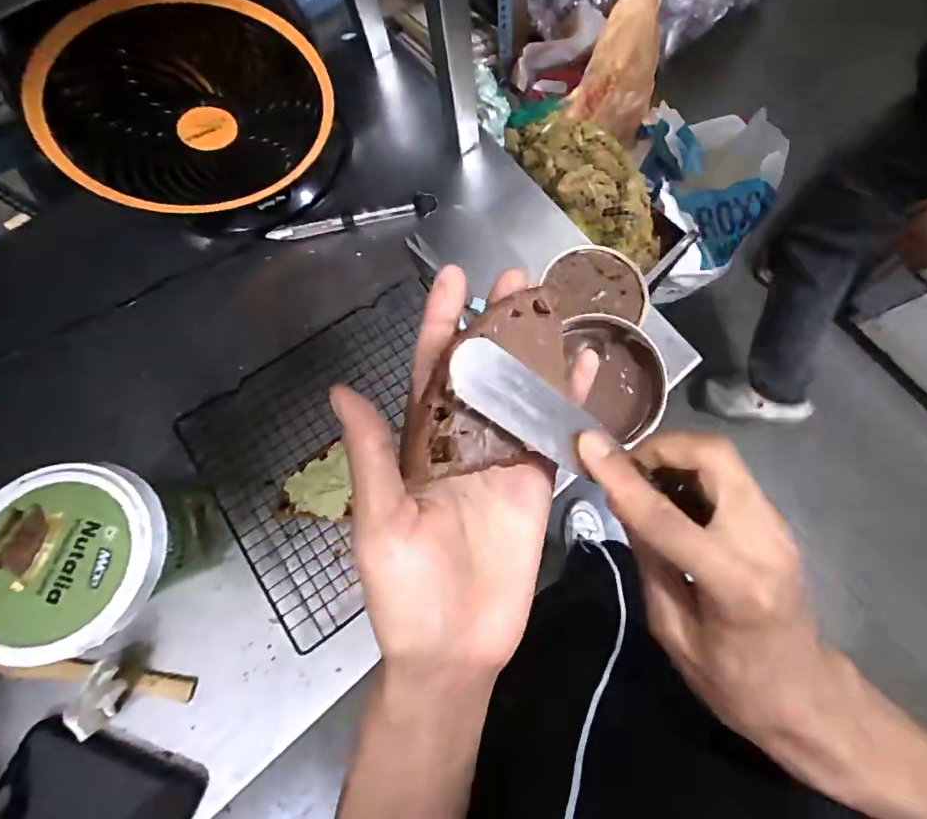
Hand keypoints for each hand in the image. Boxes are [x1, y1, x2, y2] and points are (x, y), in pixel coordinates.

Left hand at [331, 265, 596, 682]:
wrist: (454, 650)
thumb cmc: (404, 591)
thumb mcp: (378, 521)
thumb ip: (371, 454)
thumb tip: (341, 390)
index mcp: (419, 442)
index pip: (430, 368)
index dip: (439, 322)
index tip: (451, 279)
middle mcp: (463, 439)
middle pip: (481, 367)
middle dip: (495, 320)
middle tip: (515, 276)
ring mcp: (503, 457)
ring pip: (520, 389)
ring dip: (535, 348)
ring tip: (552, 304)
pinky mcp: (536, 480)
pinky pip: (553, 430)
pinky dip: (568, 396)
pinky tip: (585, 363)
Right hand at [578, 432, 926, 818]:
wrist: (807, 696)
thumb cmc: (735, 684)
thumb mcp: (674, 634)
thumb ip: (649, 562)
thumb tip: (624, 501)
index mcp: (735, 584)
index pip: (667, 516)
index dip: (623, 477)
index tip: (588, 443)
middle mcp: (763, 539)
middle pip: (713, 455)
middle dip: (662, 447)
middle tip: (628, 466)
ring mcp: (777, 524)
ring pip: (723, 457)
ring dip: (677, 456)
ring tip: (645, 480)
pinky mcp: (776, 519)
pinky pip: (729, 474)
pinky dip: (694, 471)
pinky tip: (673, 495)